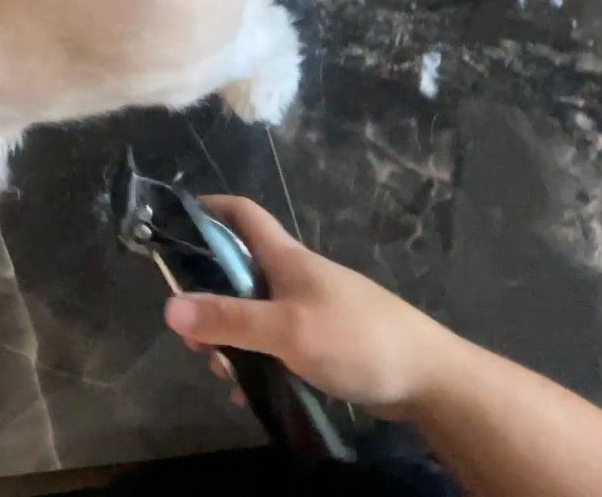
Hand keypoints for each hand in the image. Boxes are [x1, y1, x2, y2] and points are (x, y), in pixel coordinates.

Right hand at [163, 195, 465, 418]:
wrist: (431, 381)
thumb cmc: (357, 338)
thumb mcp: (286, 330)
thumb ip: (229, 320)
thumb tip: (169, 308)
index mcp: (286, 257)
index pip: (243, 213)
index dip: (210, 207)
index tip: (177, 219)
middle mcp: (294, 277)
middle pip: (238, 270)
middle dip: (208, 296)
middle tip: (189, 330)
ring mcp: (310, 309)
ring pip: (255, 313)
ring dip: (231, 337)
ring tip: (220, 371)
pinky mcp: (324, 342)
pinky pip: (276, 345)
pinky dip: (257, 362)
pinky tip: (250, 393)